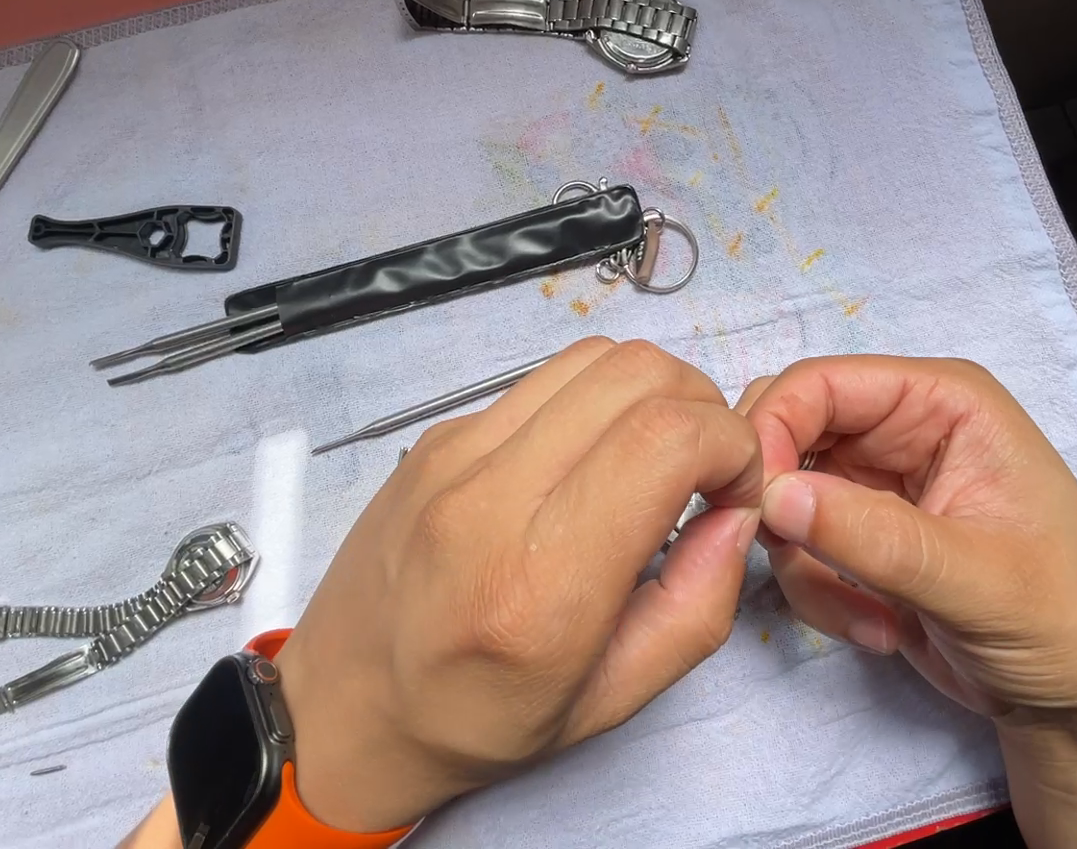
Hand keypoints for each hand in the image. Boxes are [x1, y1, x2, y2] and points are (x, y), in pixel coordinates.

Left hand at [277, 338, 763, 831]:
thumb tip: (737, 509)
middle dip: (701, 407)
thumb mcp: (612, 700)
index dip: (729, 446)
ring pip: (594, 356)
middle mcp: (490, 497)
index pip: (663, 438)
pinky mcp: (439, 433)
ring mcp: (454, 451)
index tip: (731, 492)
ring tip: (654, 452)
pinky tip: (592, 452)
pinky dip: (598, 397)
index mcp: (540, 585)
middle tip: (702, 468)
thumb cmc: (477, 720)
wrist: (339, 706)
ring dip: (652, 391)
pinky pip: (546, 378)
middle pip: (636, 374)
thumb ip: (698, 605)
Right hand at [733, 356, 1076, 720]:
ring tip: (867, 617)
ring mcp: (869, 477)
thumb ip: (875, 536)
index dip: (774, 429)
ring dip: (803, 561)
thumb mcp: (977, 581)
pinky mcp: (851, 527)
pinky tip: (875, 625)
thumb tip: (776, 497)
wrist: (1072, 702)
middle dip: (777, 499)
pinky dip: (813, 587)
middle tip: (788, 556)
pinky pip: (791, 540)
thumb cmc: (1060, 623)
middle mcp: (896, 425)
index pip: (820, 383)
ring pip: (779, 490)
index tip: (757, 504)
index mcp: (938, 401)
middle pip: (785, 427)